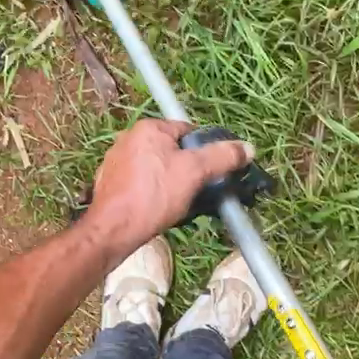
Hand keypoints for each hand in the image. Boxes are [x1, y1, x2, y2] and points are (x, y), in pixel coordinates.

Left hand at [82, 119, 253, 258]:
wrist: (114, 229)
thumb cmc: (154, 195)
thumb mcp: (195, 172)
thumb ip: (222, 157)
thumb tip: (247, 148)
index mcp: (148, 129)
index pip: (187, 131)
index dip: (205, 150)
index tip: (213, 171)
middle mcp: (128, 139)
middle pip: (172, 150)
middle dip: (187, 169)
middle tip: (199, 189)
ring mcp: (116, 161)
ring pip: (156, 169)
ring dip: (171, 183)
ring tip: (181, 203)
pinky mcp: (110, 183)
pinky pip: (141, 183)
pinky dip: (153, 193)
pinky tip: (159, 210)